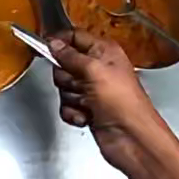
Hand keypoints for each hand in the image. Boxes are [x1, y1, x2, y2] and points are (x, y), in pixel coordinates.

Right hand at [50, 28, 159, 166]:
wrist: (133, 141)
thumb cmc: (123, 103)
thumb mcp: (93, 70)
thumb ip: (69, 54)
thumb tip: (54, 43)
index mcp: (104, 52)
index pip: (74, 36)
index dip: (59, 41)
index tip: (45, 46)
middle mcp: (98, 69)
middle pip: (63, 63)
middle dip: (65, 76)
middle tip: (78, 83)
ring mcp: (92, 90)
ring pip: (63, 85)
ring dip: (70, 96)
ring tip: (87, 103)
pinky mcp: (87, 109)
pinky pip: (65, 104)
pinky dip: (72, 112)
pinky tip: (86, 116)